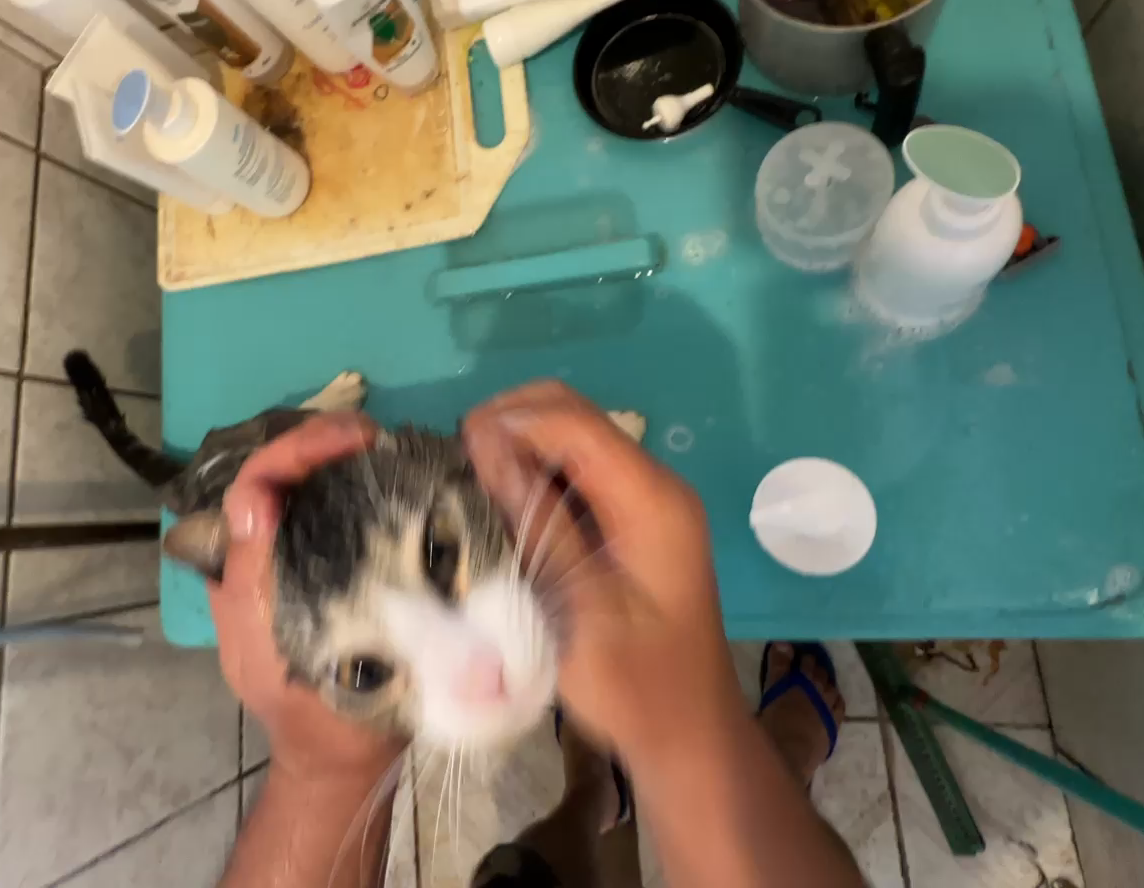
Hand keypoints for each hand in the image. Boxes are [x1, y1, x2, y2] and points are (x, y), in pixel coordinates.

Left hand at [211, 412, 407, 784]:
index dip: (296, 450)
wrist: (345, 751)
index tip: (352, 438)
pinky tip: (403, 478)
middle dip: (324, 440)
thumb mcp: (265, 649)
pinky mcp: (345, 562)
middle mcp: (270, 546)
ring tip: (389, 446)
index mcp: (242, 562)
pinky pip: (353, 510)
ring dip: (349, 456)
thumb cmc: (305, 707)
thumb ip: (250, 579)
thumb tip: (253, 498)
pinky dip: (373, 485)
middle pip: (286, 471)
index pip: (257, 482)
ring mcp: (309, 551)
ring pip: (318, 483)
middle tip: (374, 435)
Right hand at [462, 382, 746, 767]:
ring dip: (516, 442)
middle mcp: (651, 481)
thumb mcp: (577, 607)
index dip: (512, 421)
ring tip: (468, 475)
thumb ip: (537, 521)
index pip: (575, 424)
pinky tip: (497, 496)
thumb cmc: (634, 684)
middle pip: (573, 412)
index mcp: (652, 500)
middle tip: (458, 459)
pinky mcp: (624, 512)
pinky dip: (530, 469)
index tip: (457, 448)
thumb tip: (487, 442)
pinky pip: (571, 466)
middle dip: (510, 421)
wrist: (686, 731)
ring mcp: (640, 494)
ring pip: (568, 433)